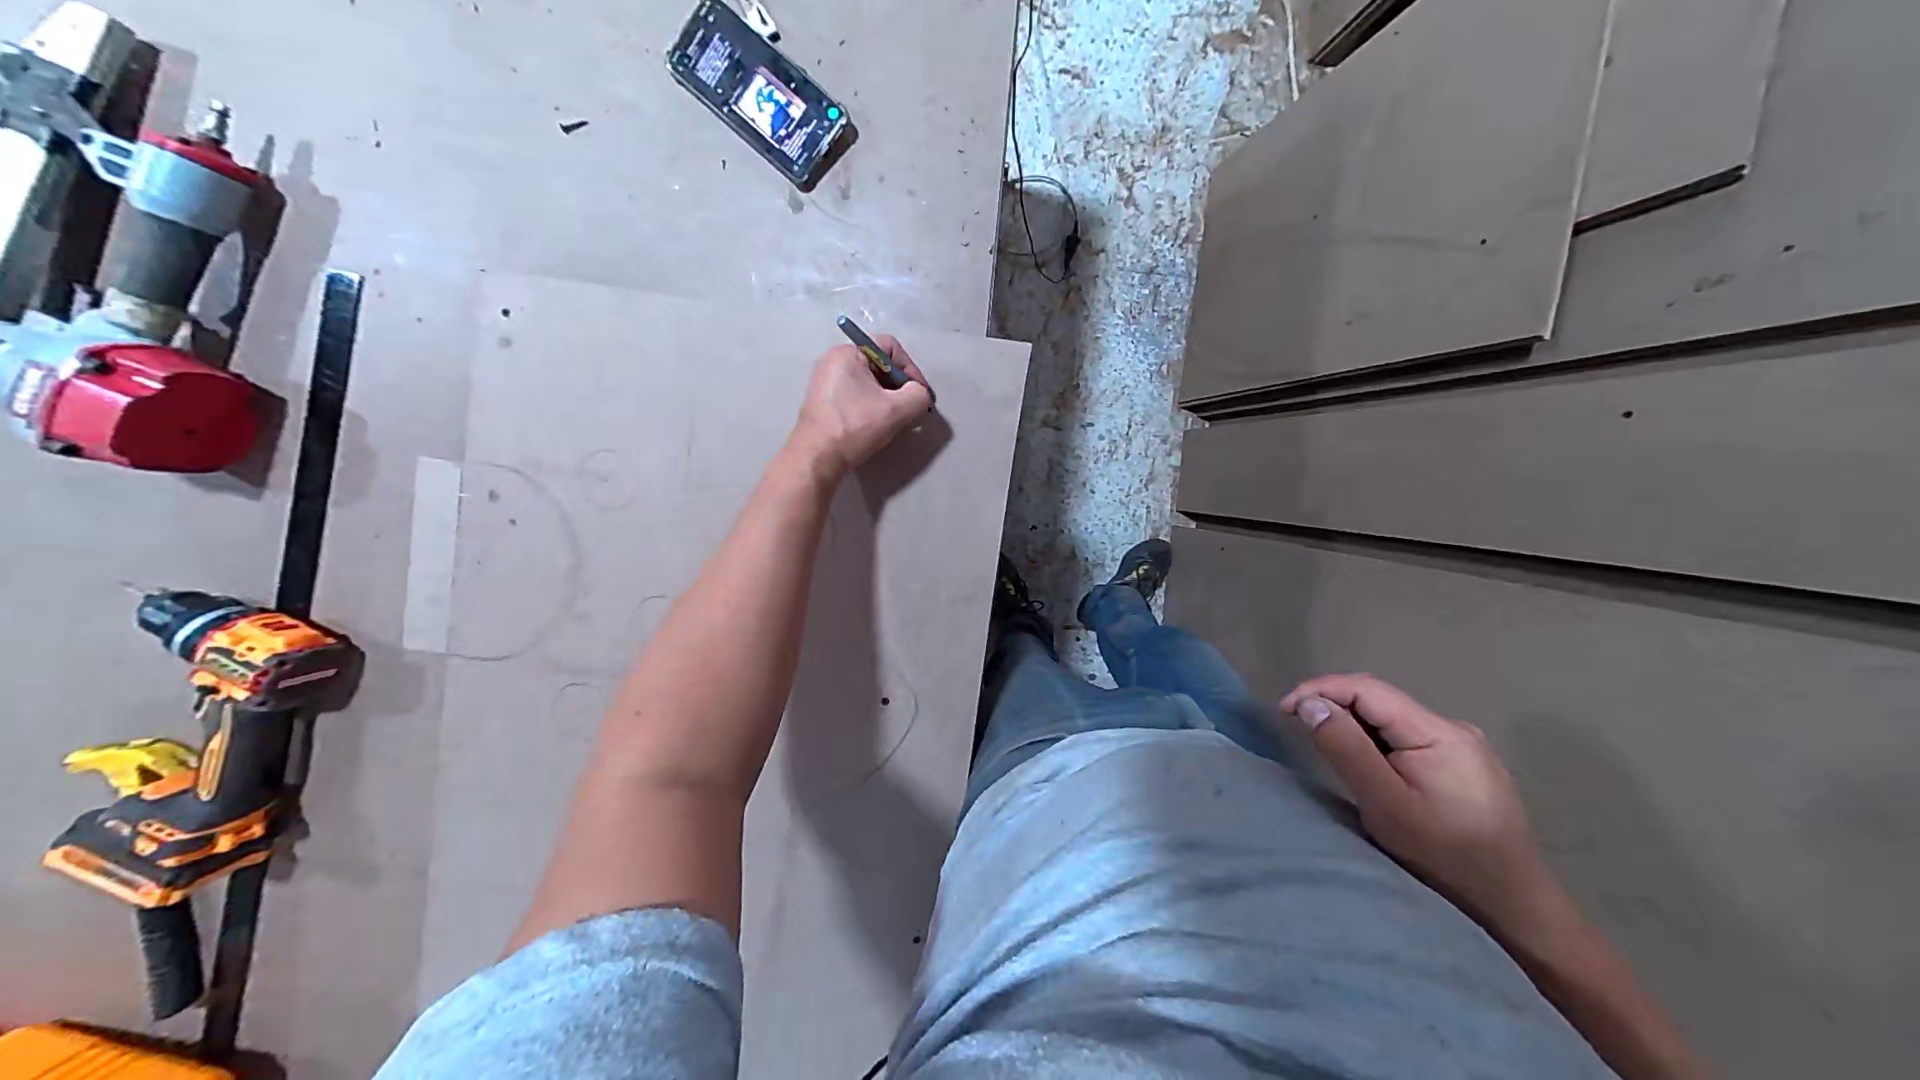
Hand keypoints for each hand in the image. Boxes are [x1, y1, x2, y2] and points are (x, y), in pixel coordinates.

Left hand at [788, 335, 933, 478]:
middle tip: (909, 409)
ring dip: (887, 398)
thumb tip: (919, 394)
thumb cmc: (855, 427)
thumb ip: (918, 395)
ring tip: (894, 419)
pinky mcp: (823, 401)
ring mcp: (825, 381)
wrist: (817, 459)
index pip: (890, 348)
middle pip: (879, 364)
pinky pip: (855, 394)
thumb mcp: (896, 410)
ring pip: (868, 382)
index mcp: (847, 353)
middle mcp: (832, 361)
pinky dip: (871, 405)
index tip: (919, 394)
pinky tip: (876, 424)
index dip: (911, 369)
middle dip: (899, 386)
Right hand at [1282, 674, 1557, 932]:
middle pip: (1380, 699)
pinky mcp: (1463, 766)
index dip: (1320, 690)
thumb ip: (1346, 748)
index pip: (1367, 688)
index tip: (1284, 711)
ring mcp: (1462, 747)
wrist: (1513, 907)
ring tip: (1324, 746)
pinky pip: (1405, 737)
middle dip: (1333, 705)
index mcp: (1438, 731)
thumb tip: (1311, 704)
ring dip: (1352, 724)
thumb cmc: (1445, 856)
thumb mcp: (1385, 803)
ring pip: (1391, 719)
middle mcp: (1453, 728)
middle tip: (1297, 727)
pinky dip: (1373, 740)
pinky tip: (1364, 763)